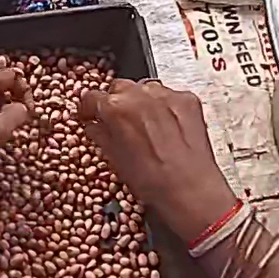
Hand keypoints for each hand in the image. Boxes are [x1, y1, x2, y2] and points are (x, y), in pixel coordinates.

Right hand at [77, 79, 237, 240]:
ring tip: (144, 125)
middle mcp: (140, 95)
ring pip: (144, 88)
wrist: (190, 190)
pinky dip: (163, 106)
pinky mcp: (188, 100)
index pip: (92, 97)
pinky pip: (168, 95)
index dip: (88, 108)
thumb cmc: (151, 180)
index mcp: (116, 109)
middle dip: (115, 102)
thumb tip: (95, 126)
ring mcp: (166, 95)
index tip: (89, 114)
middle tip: (117, 121)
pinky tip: (165, 127)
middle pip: (119, 88)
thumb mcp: (114, 159)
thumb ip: (101, 135)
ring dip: (139, 101)